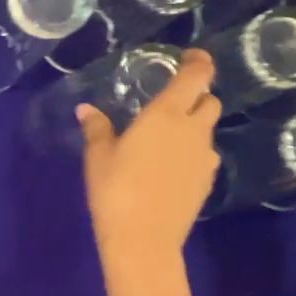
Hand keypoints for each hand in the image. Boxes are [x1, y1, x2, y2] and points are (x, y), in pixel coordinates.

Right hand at [78, 49, 221, 268]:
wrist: (143, 238)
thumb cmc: (115, 191)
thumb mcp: (97, 158)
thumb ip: (96, 129)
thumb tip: (86, 109)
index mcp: (165, 116)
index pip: (196, 77)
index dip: (199, 62)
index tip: (191, 57)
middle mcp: (193, 130)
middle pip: (209, 101)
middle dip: (196, 96)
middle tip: (170, 104)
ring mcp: (205, 156)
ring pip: (206, 130)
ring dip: (191, 128)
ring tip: (163, 142)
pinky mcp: (207, 179)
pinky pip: (203, 156)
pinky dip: (190, 153)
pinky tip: (166, 170)